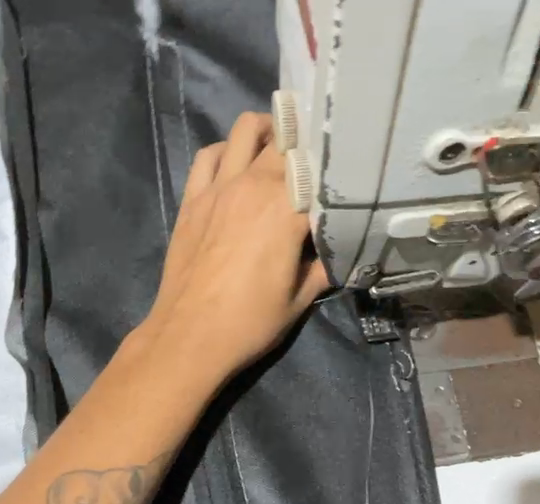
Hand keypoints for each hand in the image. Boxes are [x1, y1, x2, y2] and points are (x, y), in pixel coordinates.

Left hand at [144, 112, 328, 378]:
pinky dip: (226, 151)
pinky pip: (209, 154)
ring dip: (267, 132)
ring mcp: (219, 187)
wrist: (190, 337)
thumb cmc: (249, 323)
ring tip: (278, 147)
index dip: (337, 169)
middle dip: (306, 146)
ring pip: (246, 131)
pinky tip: (235, 165)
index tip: (348, 177)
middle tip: (318, 160)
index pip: (319, 171)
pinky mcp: (193, 198)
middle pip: (287, 142)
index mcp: (286, 210)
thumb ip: (322, 269)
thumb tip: (340, 255)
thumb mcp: (299, 301)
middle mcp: (253, 186)